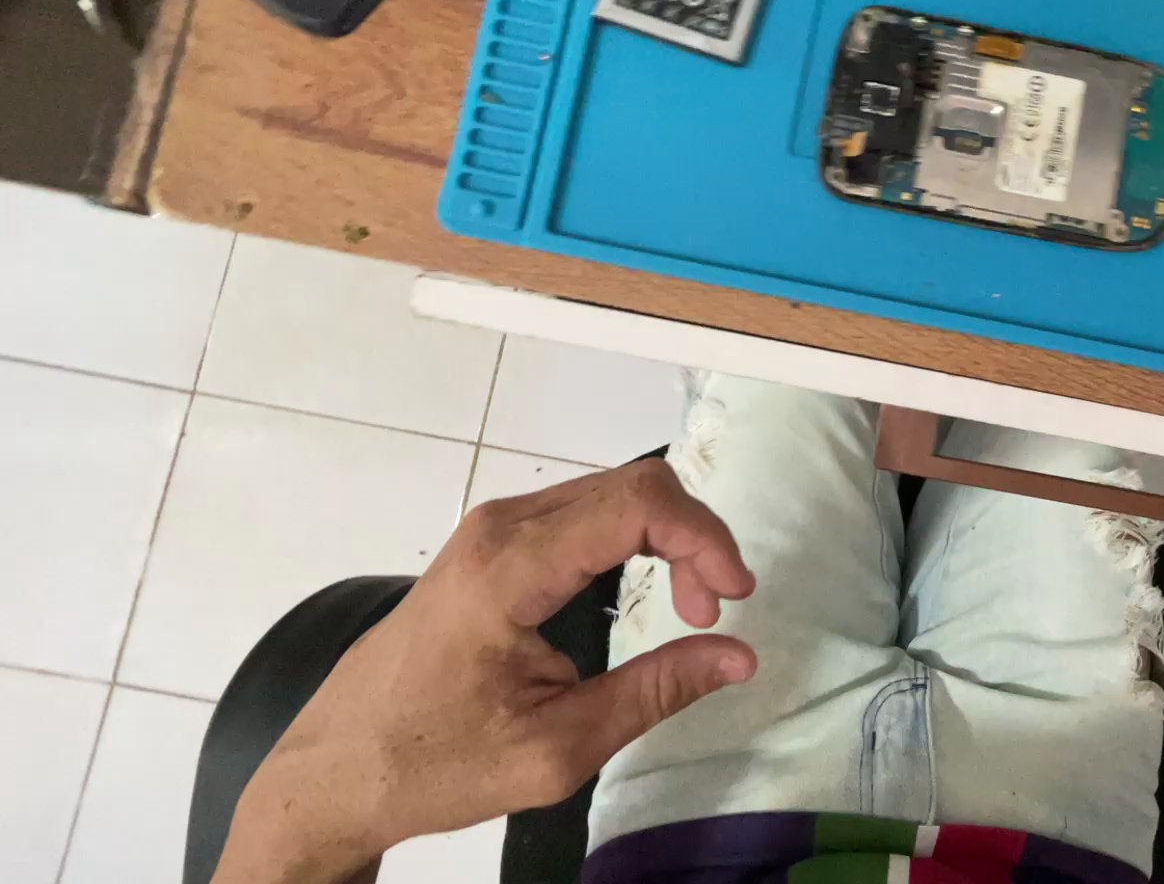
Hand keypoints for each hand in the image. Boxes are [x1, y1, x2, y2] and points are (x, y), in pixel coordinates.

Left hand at [213, 459, 758, 883]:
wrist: (327, 773)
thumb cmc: (431, 766)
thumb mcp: (555, 749)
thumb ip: (656, 692)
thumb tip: (742, 657)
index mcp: (509, 568)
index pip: (637, 505)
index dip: (703, 537)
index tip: (733, 596)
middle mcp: (504, 523)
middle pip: (638, 485)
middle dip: (695, 537)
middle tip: (713, 607)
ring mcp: (499, 523)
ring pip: (622, 489)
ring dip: (673, 536)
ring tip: (691, 602)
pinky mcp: (501, 535)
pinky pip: (596, 507)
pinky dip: (643, 536)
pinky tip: (651, 581)